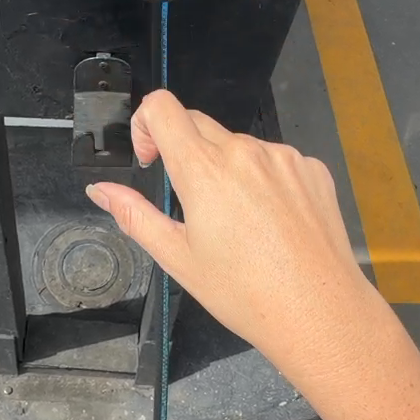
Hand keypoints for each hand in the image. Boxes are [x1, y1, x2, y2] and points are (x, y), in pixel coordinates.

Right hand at [85, 90, 383, 374]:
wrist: (321, 312)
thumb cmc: (246, 293)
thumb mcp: (178, 257)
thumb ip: (133, 214)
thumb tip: (99, 189)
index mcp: (204, 170)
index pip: (161, 107)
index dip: (145, 124)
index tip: (152, 159)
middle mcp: (244, 151)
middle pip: (197, 123)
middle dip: (183, 151)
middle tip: (191, 201)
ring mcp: (283, 156)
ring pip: (237, 143)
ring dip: (226, 167)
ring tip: (239, 222)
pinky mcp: (311, 167)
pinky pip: (274, 158)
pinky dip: (263, 178)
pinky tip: (271, 221)